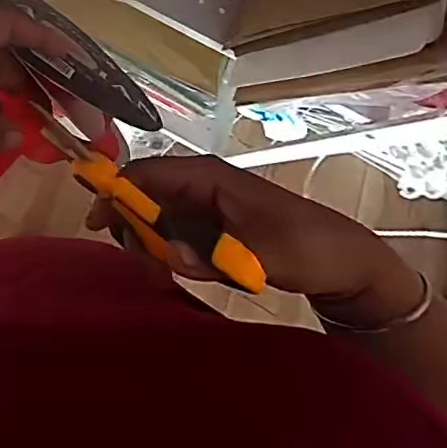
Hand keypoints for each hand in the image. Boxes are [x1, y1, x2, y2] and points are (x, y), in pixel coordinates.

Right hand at [86, 155, 423, 324]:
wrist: (349, 263)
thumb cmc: (309, 246)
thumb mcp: (264, 254)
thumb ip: (214, 255)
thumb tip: (168, 255)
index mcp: (206, 175)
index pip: (145, 172)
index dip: (116, 192)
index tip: (97, 222)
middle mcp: (198, 183)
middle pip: (143, 194)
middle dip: (132, 225)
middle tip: (143, 263)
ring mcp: (203, 203)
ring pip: (155, 215)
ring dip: (149, 243)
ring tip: (164, 275)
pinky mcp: (210, 224)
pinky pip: (173, 232)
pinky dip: (166, 251)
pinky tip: (177, 272)